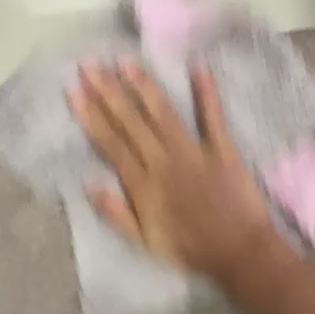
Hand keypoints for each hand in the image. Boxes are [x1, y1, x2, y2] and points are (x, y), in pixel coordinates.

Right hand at [68, 57, 279, 279]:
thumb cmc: (191, 250)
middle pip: (131, 121)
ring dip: (144, 85)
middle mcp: (164, 162)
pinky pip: (213, 117)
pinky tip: (198, 66)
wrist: (240, 252)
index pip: (110, 143)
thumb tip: (89, 182)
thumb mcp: (145, 243)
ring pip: (163, 114)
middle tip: (90, 62)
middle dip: (108, 91)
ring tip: (127, 60)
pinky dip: (206, 92)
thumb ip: (116, 213)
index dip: (91, 114)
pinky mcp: (223, 150)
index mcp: (143, 185)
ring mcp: (194, 153)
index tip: (74, 89)